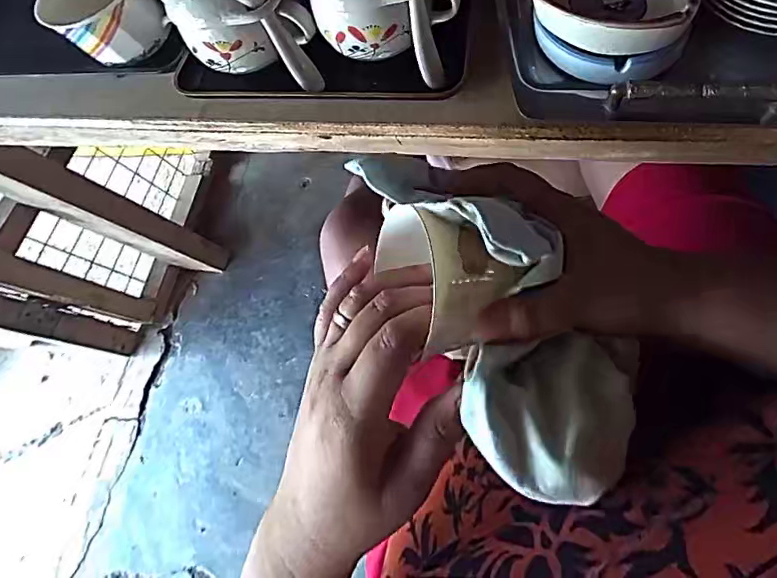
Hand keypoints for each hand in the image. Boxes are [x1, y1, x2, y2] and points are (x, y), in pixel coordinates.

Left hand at [244, 247, 463, 577]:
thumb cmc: (360, 509)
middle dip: (416, 291)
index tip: (462, 310)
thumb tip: (472, 381)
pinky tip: (367, 255)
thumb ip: (437, 434)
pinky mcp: (316, 360)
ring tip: (429, 267)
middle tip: (457, 283)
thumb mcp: (406, 487)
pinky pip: (328, 310)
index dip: (426, 317)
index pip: (388, 341)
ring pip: (352, 304)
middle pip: (372, 313)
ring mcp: (318, 364)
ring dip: (390, 279)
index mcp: (353, 411)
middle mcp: (330, 376)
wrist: (304, 521)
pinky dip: (347, 279)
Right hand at [432, 163, 677, 343]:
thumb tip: (474, 326)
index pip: (506, 180)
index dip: (469, 179)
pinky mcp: (570, 252)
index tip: (434, 188)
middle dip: (466, 199)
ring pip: (513, 217)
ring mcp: (565, 231)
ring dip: (482, 223)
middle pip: (503, 194)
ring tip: (448, 240)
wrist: (683, 303)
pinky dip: (500, 247)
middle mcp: (557, 213)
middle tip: (430, 214)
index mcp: (558, 210)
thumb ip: (529, 314)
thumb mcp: (579, 303)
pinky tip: (487, 269)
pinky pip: (524, 240)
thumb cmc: (632, 290)